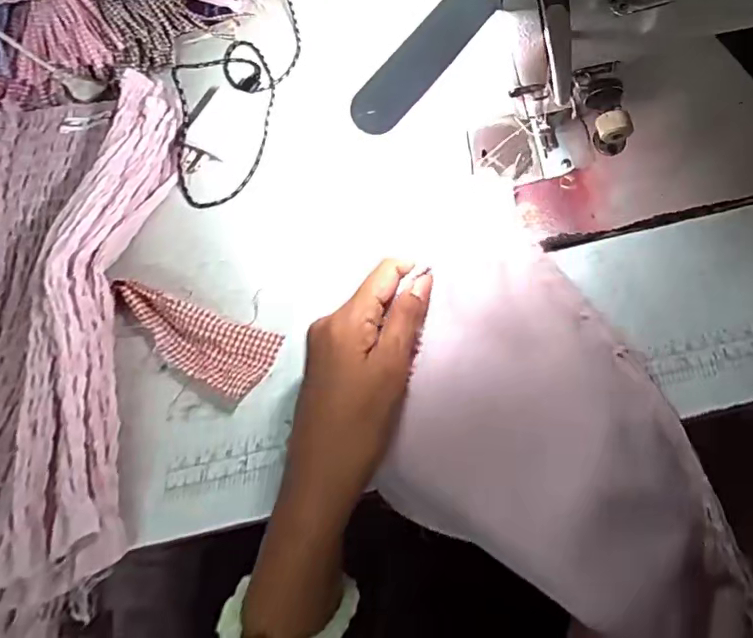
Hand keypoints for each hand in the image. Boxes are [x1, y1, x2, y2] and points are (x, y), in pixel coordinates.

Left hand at [280, 259, 432, 521]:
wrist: (319, 482)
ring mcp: (322, 344)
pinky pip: (358, 334)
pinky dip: (378, 342)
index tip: (433, 302)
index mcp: (343, 319)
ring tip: (405, 360)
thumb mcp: (392, 366)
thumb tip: (422, 276)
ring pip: (369, 315)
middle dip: (404, 305)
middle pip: (376, 292)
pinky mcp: (323, 363)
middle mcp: (327, 322)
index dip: (413, 275)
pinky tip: (386, 371)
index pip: (384, 271)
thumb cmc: (361, 424)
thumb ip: (407, 316)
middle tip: (420, 341)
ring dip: (393, 326)